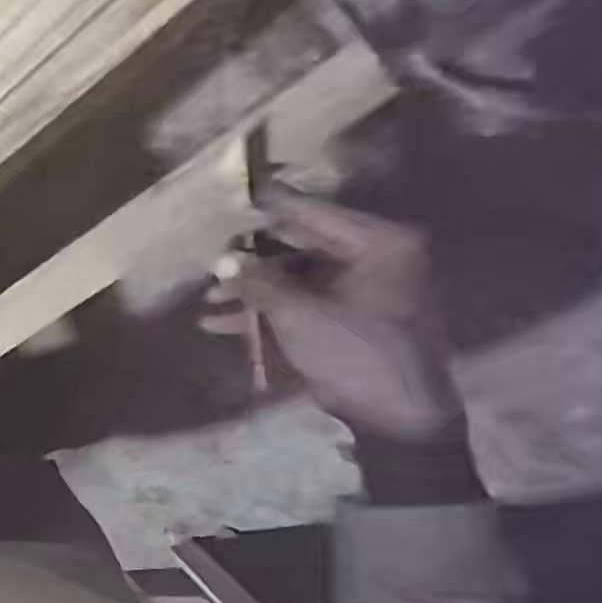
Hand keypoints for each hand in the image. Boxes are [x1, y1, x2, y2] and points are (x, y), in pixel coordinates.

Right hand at [207, 188, 461, 439]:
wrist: (392, 408)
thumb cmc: (354, 351)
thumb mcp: (299, 314)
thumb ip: (258, 283)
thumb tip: (221, 260)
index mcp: (381, 245)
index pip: (319, 216)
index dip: (277, 208)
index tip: (245, 194)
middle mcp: (375, 259)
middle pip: (303, 248)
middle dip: (253, 261)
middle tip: (213, 262)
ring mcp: (361, 290)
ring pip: (295, 280)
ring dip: (252, 291)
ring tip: (210, 301)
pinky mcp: (346, 317)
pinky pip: (299, 304)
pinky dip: (264, 312)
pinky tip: (222, 324)